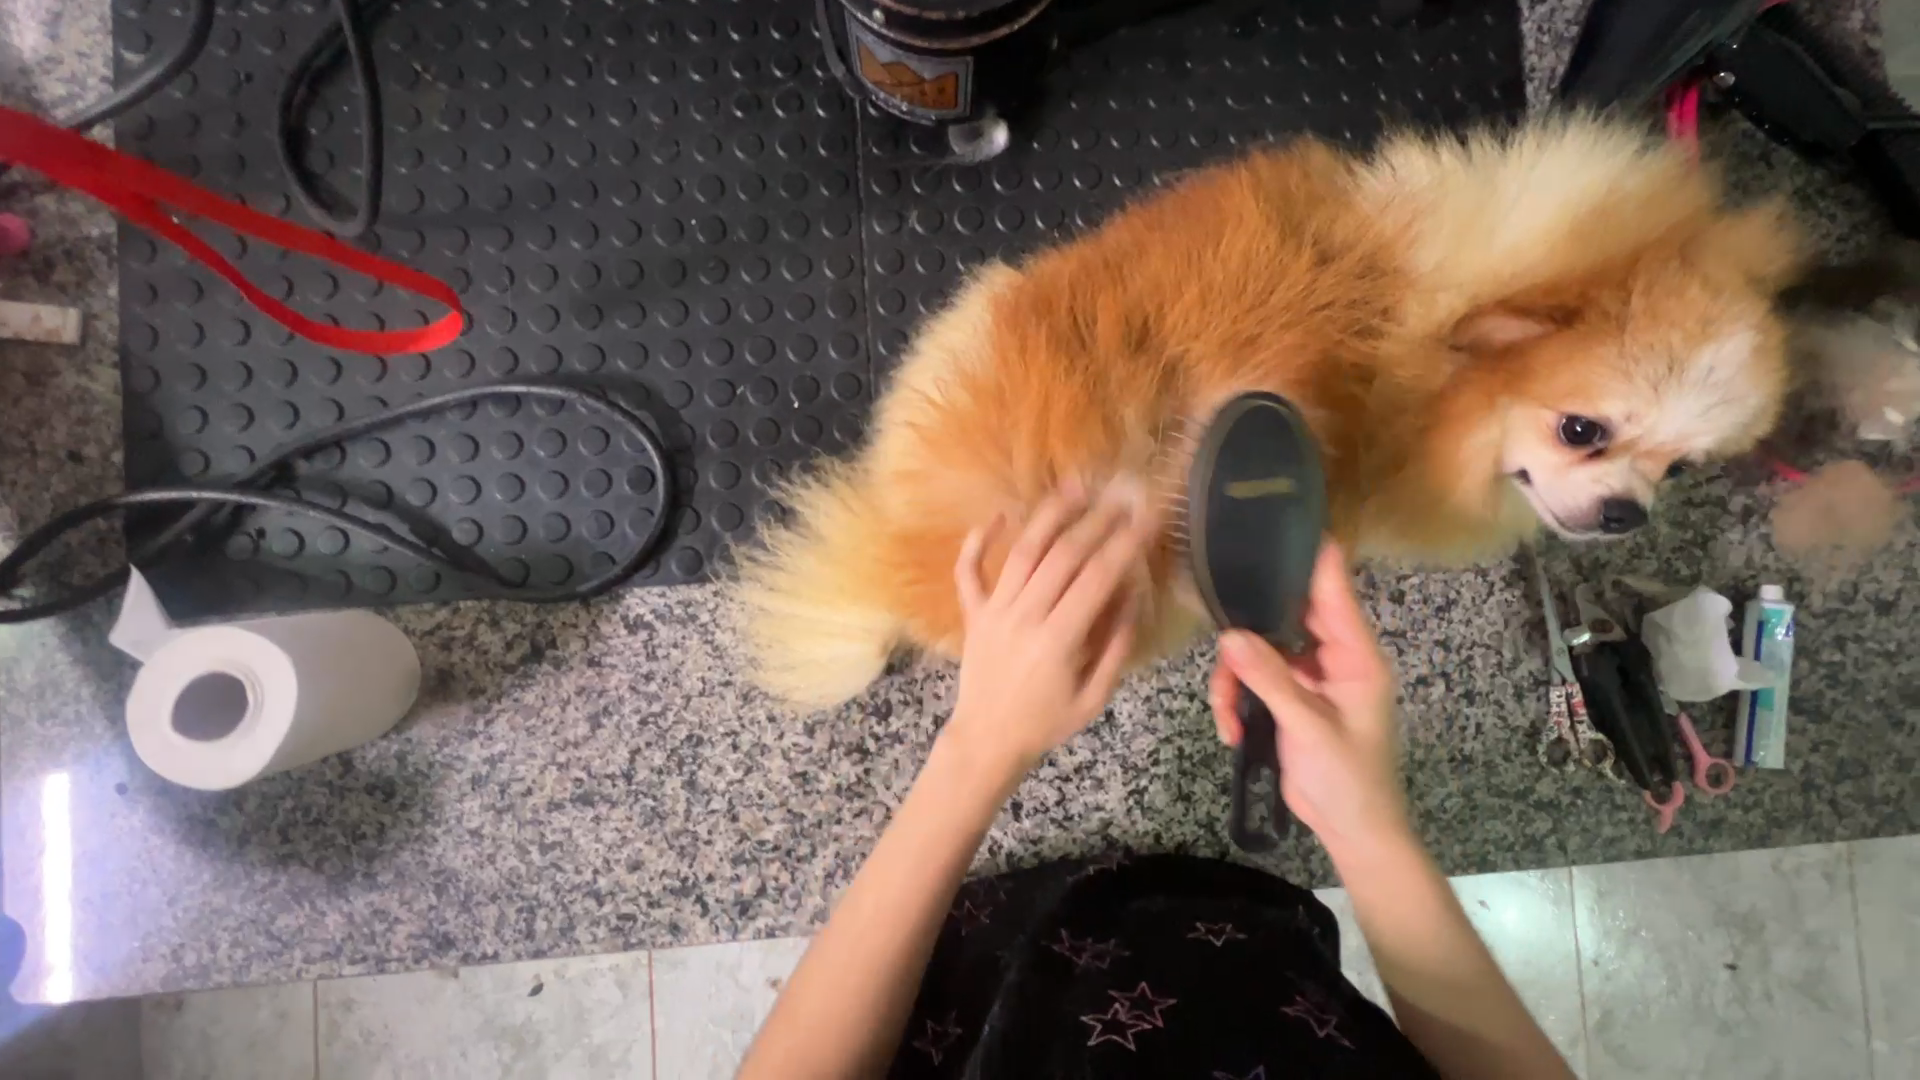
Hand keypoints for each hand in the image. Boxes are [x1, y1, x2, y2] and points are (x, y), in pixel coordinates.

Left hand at [944, 484, 1150, 780]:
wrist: (987, 740)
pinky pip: (969, 572)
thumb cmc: (1046, 723)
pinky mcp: (973, 613)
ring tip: (1074, 488)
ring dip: (1048, 516)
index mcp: (1058, 640)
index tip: (1146, 518)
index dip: (1124, 544)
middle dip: (1095, 521)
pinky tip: (998, 514)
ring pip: (1021, 552)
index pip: (1097, 578)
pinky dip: (978, 541)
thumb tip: (1132, 596)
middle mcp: (1024, 616)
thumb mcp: (1094, 698)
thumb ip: (1115, 647)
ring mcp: (994, 611)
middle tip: (1120, 497)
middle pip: (1061, 556)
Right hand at [1209, 543, 1410, 858]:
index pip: (1333, 592)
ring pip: (1257, 650)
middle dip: (1248, 631)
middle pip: (1283, 616)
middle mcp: (1331, 656)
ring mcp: (1307, 676)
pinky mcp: (1287, 696)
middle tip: (1220, 637)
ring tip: (1226, 715)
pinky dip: (1235, 700)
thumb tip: (1229, 635)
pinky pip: (1251, 679)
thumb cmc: (1348, 778)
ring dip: (1234, 681)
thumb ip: (1270, 679)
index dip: (1311, 558)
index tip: (1280, 524)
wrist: (1352, 830)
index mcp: (1354, 656)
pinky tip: (1230, 729)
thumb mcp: (1309, 727)